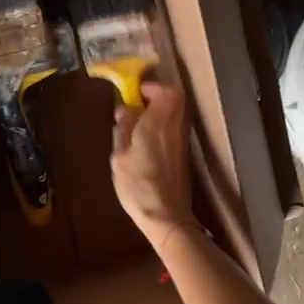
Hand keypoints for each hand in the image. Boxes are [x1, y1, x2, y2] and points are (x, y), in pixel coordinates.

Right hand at [110, 82, 194, 242]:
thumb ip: (123, 129)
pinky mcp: (183, 155)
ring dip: (160, 114)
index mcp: (158, 122)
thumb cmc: (138, 184)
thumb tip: (125, 110)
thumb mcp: (119, 157)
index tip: (135, 94)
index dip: (152, 87)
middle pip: (175, 100)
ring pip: (176, 115)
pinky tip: (146, 145)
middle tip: (137, 107)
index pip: (167, 91)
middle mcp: (174, 127)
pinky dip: (163, 128)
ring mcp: (182, 141)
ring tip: (138, 126)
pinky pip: (175, 130)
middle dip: (157, 98)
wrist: (166, 216)